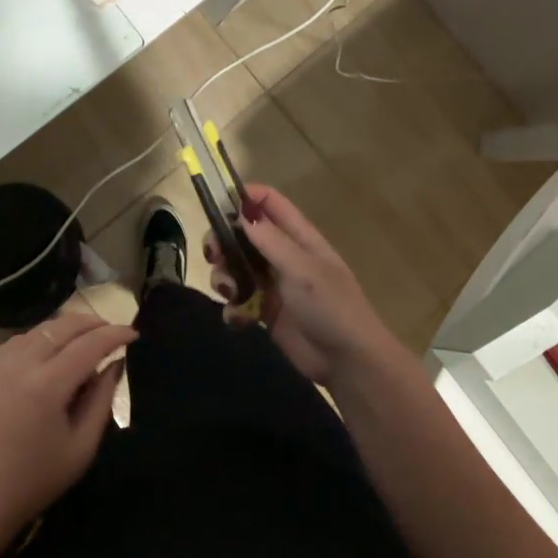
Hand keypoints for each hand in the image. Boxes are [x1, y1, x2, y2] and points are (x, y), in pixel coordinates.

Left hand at [0, 314, 133, 552]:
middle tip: (114, 333)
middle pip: (64, 326)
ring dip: (68, 328)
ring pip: (41, 329)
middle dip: (94, 323)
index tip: (135, 333)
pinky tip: (52, 352)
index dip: (116, 334)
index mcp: (48, 385)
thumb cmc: (34, 480)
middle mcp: (22, 364)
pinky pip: (20, 340)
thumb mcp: (81, 447)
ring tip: (87, 341)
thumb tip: (114, 364)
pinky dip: (43, 337)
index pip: (90, 344)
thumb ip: (101, 400)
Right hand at [207, 186, 402, 384]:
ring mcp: (274, 285)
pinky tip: (238, 318)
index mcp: (300, 239)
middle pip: (245, 236)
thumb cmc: (331, 307)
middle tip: (211, 254)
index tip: (216, 203)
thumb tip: (241, 215)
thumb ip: (271, 241)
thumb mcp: (303, 269)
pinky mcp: (265, 312)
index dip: (245, 196)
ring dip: (225, 276)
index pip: (271, 204)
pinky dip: (233, 308)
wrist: (346, 361)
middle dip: (223, 241)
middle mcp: (284, 257)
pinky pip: (239, 301)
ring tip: (229, 292)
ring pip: (236, 268)